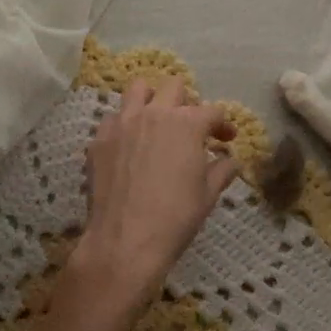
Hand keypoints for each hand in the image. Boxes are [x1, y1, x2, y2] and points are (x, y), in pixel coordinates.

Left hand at [34, 79, 237, 330]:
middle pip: (174, 87)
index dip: (223, 124)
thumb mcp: (208, 196)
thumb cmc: (174, 218)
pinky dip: (123, 125)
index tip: (226, 138)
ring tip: (154, 120)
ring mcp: (124, 123)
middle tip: (188, 126)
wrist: (124, 243)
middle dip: (186, 102)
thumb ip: (222, 170)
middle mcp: (155, 113)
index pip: (212, 112)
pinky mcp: (100, 140)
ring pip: (137, 89)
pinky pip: (112, 118)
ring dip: (150, 99)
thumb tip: (230, 160)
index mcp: (187, 124)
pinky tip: (127, 146)